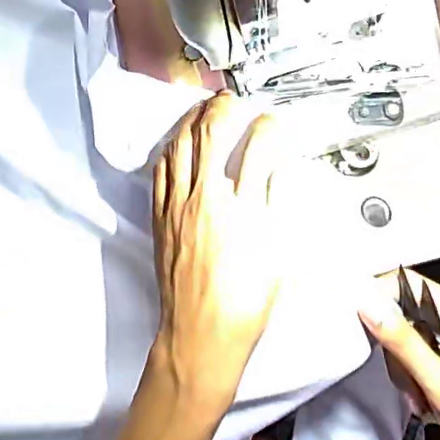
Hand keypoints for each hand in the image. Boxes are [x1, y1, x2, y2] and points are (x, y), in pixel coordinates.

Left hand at [150, 92, 282, 410]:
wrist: (200, 340)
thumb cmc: (242, 308)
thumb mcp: (277, 256)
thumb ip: (276, 208)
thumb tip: (276, 173)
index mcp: (243, 211)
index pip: (256, 149)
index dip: (266, 127)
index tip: (272, 121)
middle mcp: (207, 202)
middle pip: (210, 136)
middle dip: (222, 108)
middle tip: (231, 99)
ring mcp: (179, 208)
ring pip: (180, 147)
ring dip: (192, 120)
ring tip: (203, 108)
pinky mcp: (161, 220)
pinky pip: (161, 172)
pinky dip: (171, 149)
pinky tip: (177, 143)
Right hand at [359, 271, 439, 439]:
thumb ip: (404, 343)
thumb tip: (371, 305)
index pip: (407, 282)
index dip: (379, 296)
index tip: (361, 320)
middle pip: (405, 314)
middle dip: (397, 350)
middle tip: (408, 381)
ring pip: (410, 340)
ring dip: (408, 372)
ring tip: (424, 399)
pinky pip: (422, 359)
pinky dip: (418, 382)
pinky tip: (429, 403)